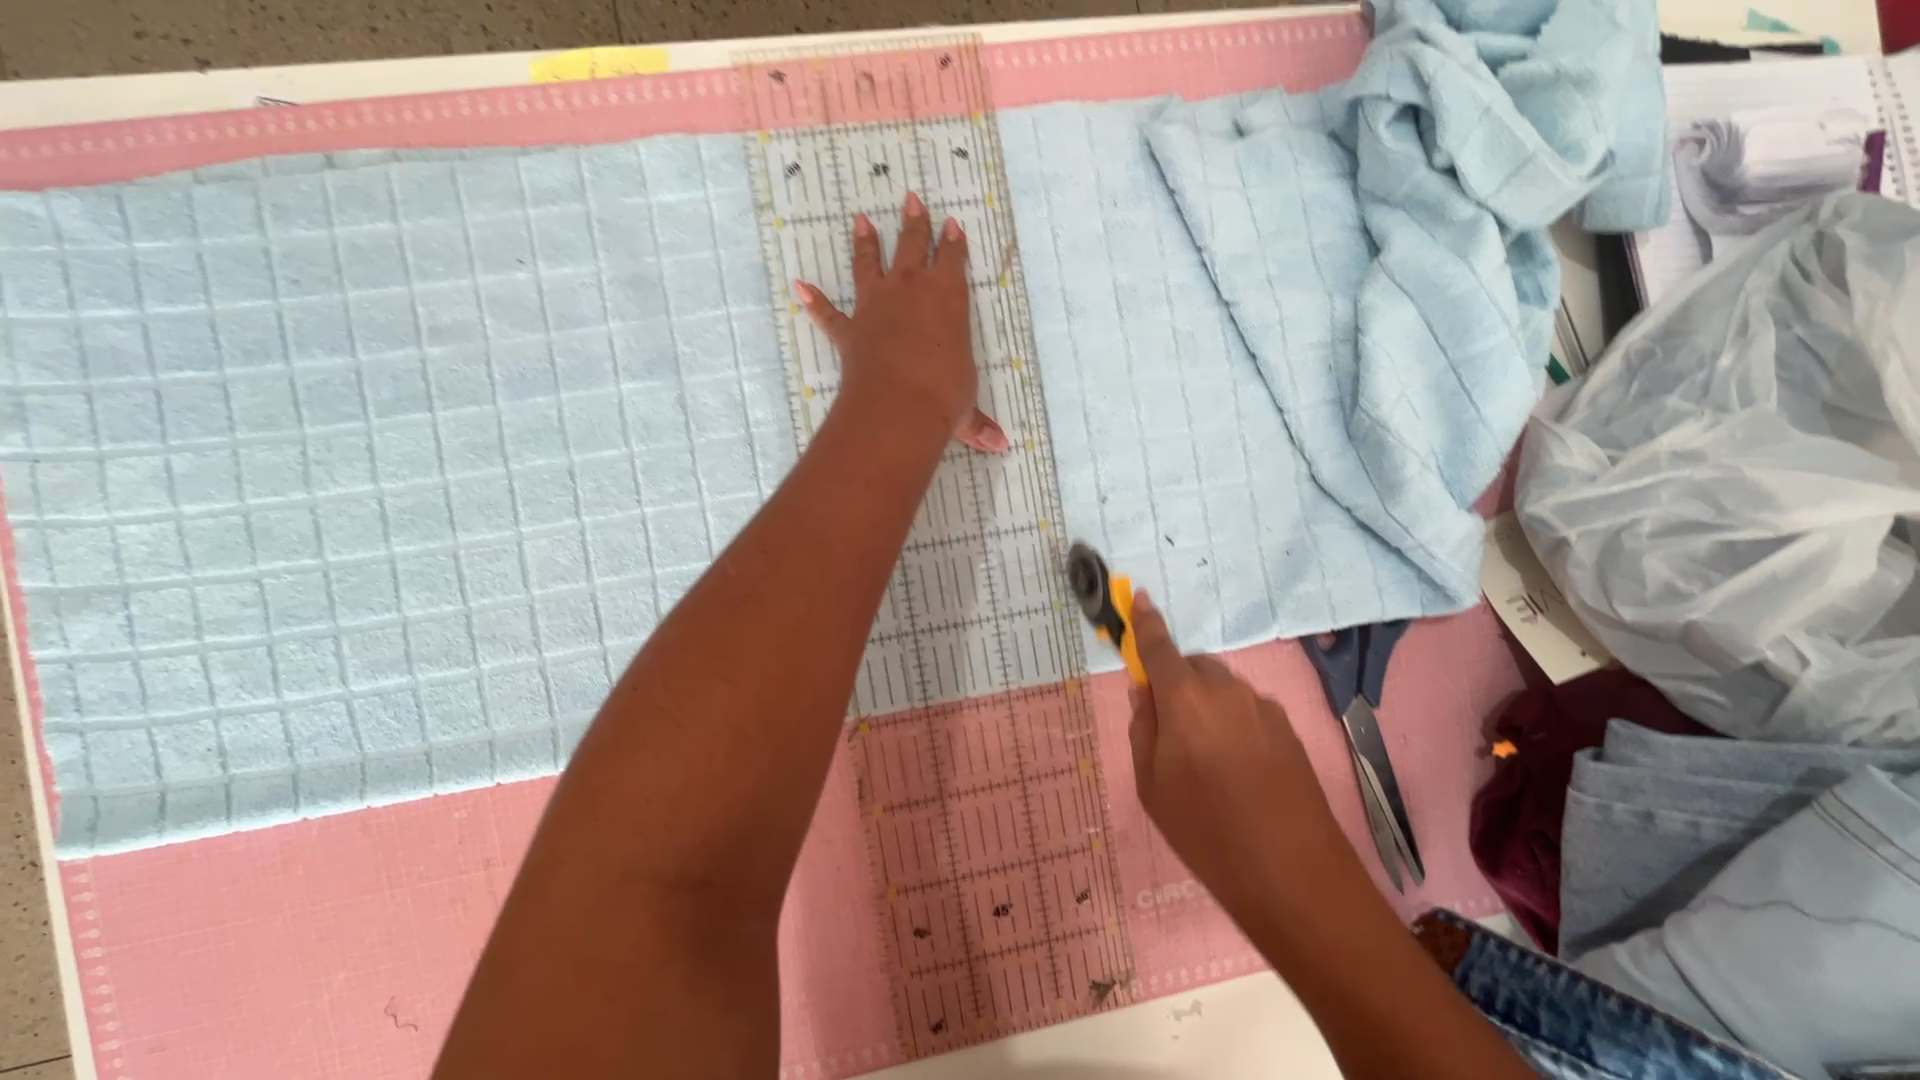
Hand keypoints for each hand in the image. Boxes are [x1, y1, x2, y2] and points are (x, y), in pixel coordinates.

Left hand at [794, 192, 1007, 452]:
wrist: (899, 405)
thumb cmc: (943, 396)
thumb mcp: (965, 408)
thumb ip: (978, 422)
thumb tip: (1001, 446)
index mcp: (949, 298)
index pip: (953, 261)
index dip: (954, 243)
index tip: (952, 224)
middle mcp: (913, 291)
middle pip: (913, 247)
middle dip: (915, 223)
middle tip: (911, 199)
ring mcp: (877, 306)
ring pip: (870, 265)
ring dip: (866, 242)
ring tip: (861, 221)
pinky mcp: (850, 330)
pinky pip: (828, 312)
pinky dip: (813, 300)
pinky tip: (799, 286)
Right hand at [1128, 593, 1357, 919]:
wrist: (1291, 872)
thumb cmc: (1205, 831)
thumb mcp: (1151, 786)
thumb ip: (1143, 730)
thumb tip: (1146, 694)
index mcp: (1185, 700)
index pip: (1159, 648)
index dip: (1146, 622)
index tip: (1139, 597)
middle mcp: (1227, 692)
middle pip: (1194, 668)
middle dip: (1178, 682)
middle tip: (1169, 729)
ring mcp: (1264, 709)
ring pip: (1224, 691)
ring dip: (1207, 707)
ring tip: (1208, 763)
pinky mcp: (1289, 730)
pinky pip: (1249, 712)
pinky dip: (1234, 725)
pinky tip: (1239, 772)